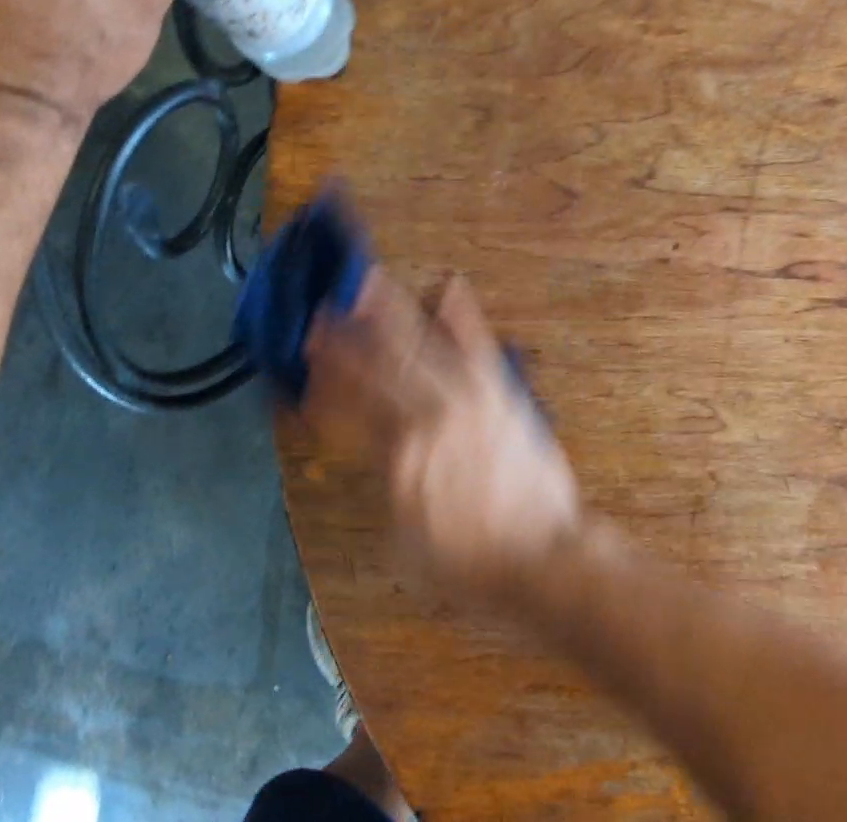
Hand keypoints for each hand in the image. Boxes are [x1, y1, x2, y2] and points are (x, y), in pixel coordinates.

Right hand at [304, 272, 583, 600]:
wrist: (542, 560)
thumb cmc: (471, 564)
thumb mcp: (405, 539)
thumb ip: (389, 485)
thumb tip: (381, 456)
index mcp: (399, 456)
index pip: (349, 410)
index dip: (322, 390)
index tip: (304, 373)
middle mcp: (430, 419)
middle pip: (377, 369)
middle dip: (344, 341)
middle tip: (320, 316)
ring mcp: (470, 402)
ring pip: (421, 346)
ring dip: (391, 313)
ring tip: (368, 282)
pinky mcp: (503, 397)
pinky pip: (480, 349)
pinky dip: (463, 318)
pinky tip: (450, 289)